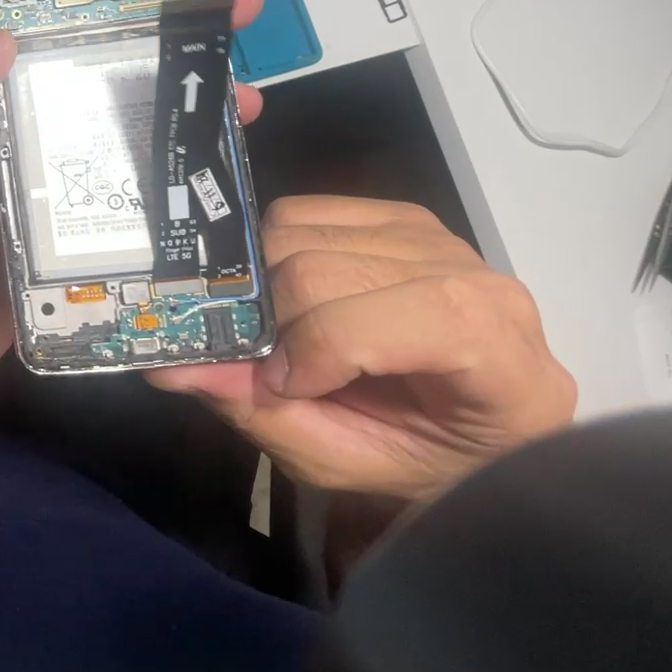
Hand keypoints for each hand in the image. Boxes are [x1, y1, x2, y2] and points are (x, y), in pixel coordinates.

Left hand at [0, 0, 267, 424]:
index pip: (30, 34)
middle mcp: (8, 135)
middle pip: (89, 75)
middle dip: (159, 43)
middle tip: (234, 18)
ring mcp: (42, 186)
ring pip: (116, 130)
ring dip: (176, 107)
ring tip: (242, 95)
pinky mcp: (66, 234)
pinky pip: (122, 193)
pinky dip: (167, 178)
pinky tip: (213, 172)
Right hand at [148, 196, 577, 499]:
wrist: (462, 423)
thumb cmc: (413, 453)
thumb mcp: (339, 461)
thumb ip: (262, 414)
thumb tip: (171, 366)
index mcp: (500, 357)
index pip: (417, 312)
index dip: (327, 342)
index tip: (286, 384)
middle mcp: (478, 280)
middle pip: (325, 266)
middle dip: (272, 316)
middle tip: (268, 359)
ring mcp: (433, 237)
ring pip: (298, 232)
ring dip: (264, 285)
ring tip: (283, 329)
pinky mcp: (394, 215)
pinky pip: (298, 210)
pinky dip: (270, 249)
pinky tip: (293, 292)